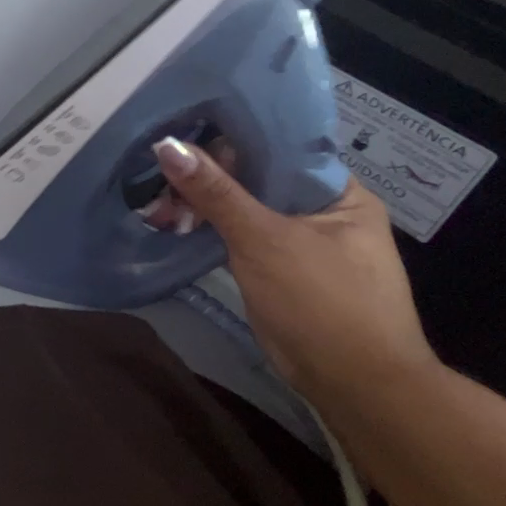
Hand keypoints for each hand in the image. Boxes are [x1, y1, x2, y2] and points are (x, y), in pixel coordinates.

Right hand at [148, 137, 438, 399]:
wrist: (354, 384)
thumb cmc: (325, 303)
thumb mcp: (264, 240)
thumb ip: (215, 191)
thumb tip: (166, 144)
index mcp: (342, 196)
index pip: (280, 148)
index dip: (230, 134)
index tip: (179, 122)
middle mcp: (324, 211)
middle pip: (255, 176)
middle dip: (206, 170)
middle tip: (153, 158)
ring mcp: (300, 239)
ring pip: (241, 204)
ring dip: (200, 199)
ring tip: (151, 189)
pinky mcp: (276, 265)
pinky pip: (235, 230)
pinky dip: (205, 223)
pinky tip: (169, 216)